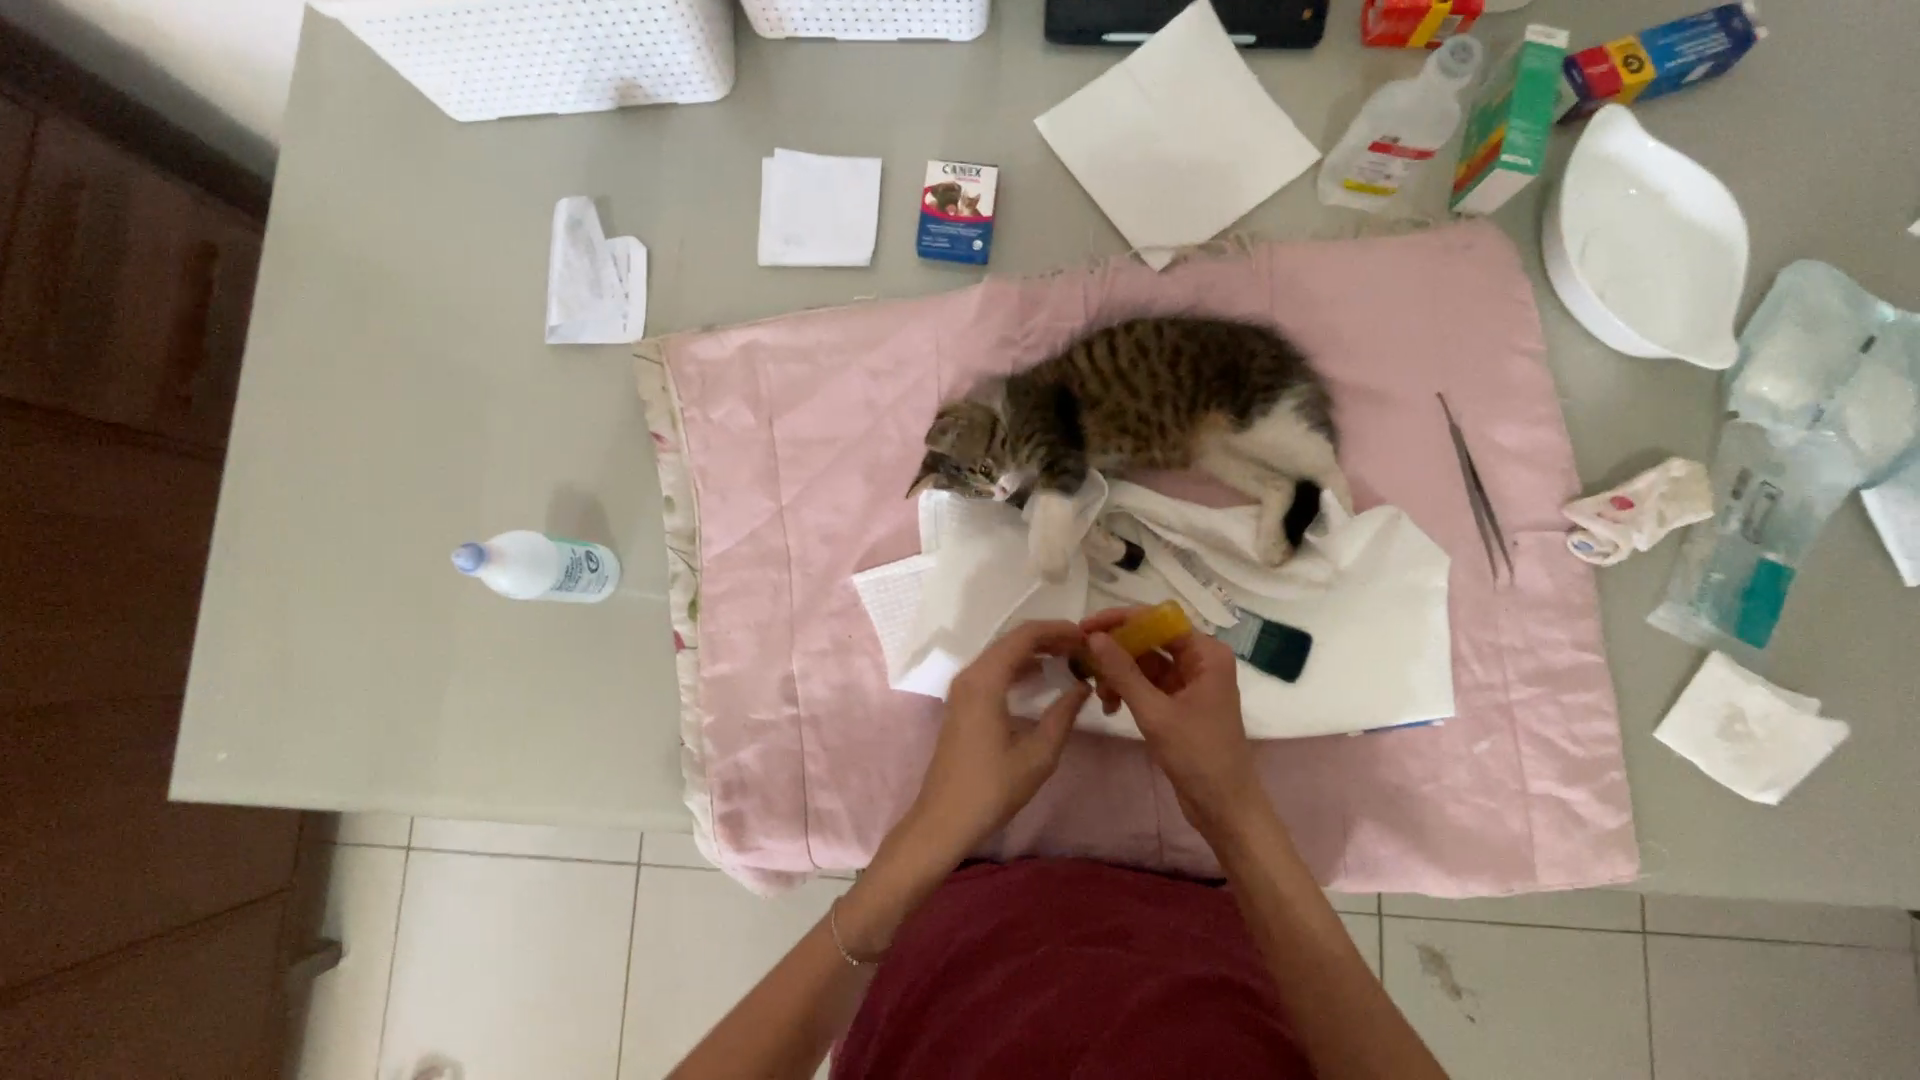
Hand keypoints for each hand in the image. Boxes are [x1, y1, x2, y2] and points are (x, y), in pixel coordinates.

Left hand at [898, 620, 1092, 867]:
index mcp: (985, 681)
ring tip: (1069, 658)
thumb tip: (1082, 686)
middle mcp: (970, 675)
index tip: (1087, 637)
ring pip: (1001, 654)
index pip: (1025, 636)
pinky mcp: (961, 703)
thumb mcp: (1038, 754)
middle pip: (1012, 640)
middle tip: (1083, 647)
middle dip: (1048, 638)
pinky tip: (1042, 677)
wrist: (944, 819)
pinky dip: (1019, 667)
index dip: (1058, 630)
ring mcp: (962, 689)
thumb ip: (1063, 715)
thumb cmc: (992, 789)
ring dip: (1034, 651)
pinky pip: (993, 671)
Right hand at [1081, 607, 1265, 837]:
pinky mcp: (1179, 703)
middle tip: (1083, 659)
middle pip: (1150, 640)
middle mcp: (1200, 661)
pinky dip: (1128, 690)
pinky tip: (1110, 706)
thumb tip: (1094, 637)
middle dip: (1117, 650)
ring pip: (1145, 663)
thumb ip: (1123, 672)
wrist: (1223, 805)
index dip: (1121, 619)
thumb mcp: (1155, 711)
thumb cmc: (1197, 754)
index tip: (1086, 627)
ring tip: (1100, 694)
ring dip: (1119, 674)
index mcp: (1206, 654)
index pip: (1158, 620)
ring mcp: (1190, 683)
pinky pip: (1148, 684)